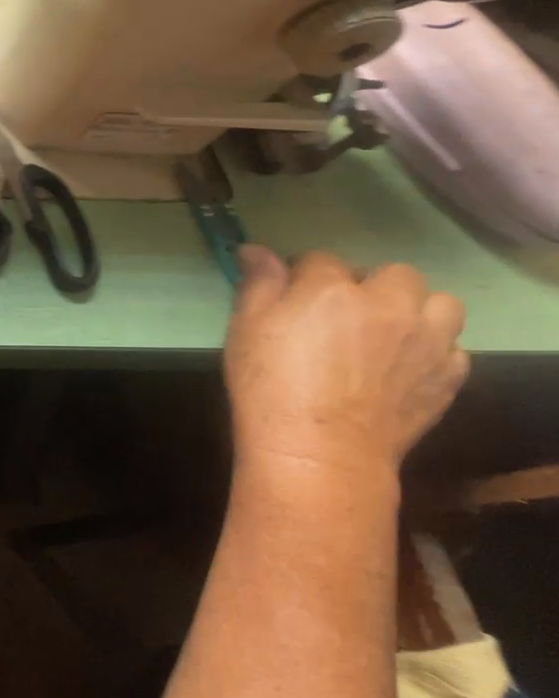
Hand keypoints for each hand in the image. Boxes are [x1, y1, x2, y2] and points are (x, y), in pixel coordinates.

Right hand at [223, 246, 468, 482]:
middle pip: (393, 274)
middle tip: (340, 313)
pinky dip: (430, 348)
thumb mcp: (245, 328)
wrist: (319, 447)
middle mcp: (390, 304)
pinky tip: (400, 365)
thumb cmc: (268, 383)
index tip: (288, 295)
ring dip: (415, 309)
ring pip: (439, 303)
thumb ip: (258, 284)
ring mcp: (429, 340)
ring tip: (386, 332)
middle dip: (369, 285)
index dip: (301, 274)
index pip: (320, 260)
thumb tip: (255, 250)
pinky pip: (451, 346)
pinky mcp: (450, 374)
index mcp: (332, 289)